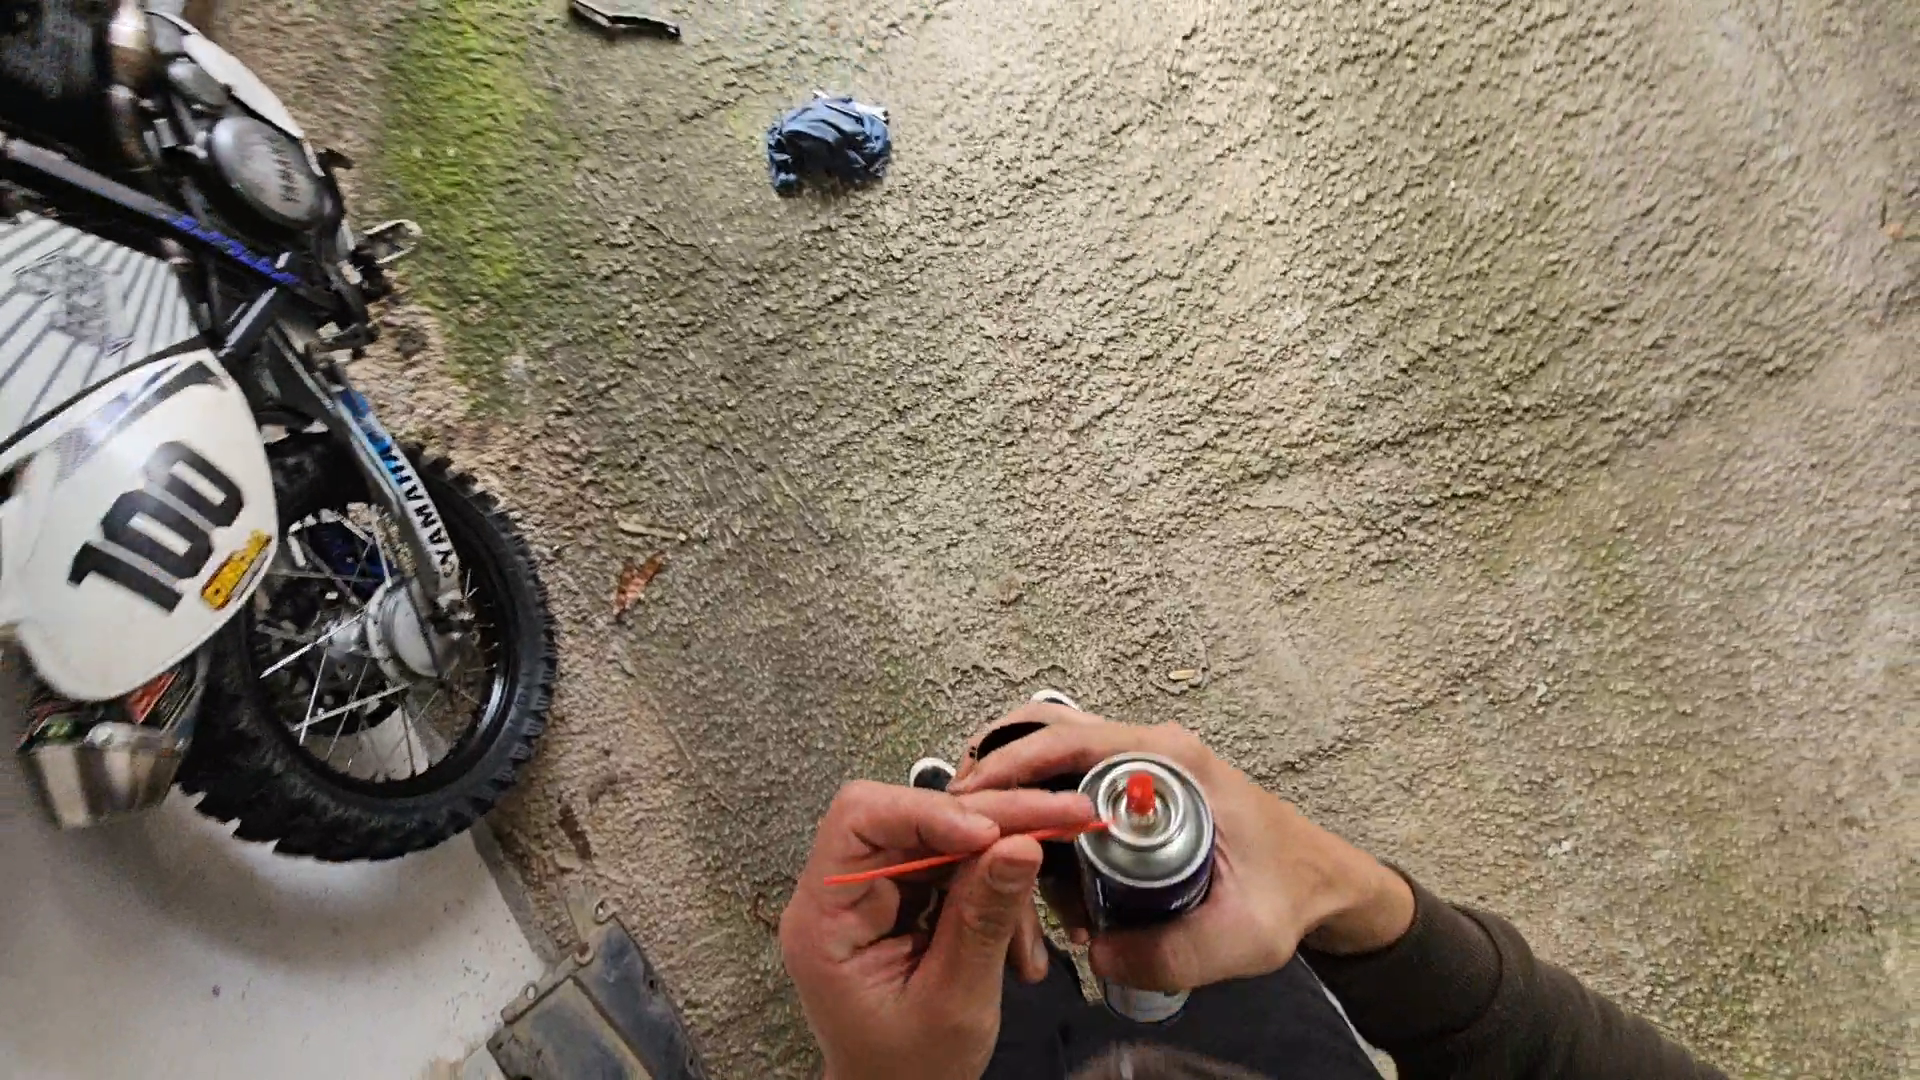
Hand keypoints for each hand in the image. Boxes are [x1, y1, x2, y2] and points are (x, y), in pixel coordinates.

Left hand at [781, 781, 1096, 1079]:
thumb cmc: (911, 1073)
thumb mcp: (953, 1003)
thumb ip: (984, 919)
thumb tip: (1022, 844)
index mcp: (824, 914)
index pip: (860, 817)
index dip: (925, 810)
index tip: (990, 832)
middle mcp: (845, 887)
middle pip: (914, 815)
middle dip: (991, 821)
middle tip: (1063, 816)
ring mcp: (879, 887)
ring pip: (947, 834)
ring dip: (1002, 867)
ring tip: (1031, 938)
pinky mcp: (909, 892)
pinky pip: (960, 863)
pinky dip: (999, 891)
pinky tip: (1021, 946)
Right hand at [950, 704, 1414, 992]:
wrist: (1318, 878)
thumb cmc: (1287, 891)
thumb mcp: (1245, 934)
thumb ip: (1172, 953)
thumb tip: (1094, 954)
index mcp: (1167, 757)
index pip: (1070, 740)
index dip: (1012, 767)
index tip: (970, 804)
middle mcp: (1146, 743)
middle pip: (1050, 729)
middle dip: (999, 764)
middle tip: (961, 812)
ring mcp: (1138, 756)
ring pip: (1054, 745)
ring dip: (1015, 779)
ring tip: (984, 831)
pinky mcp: (1133, 777)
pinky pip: (1069, 770)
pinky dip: (1036, 793)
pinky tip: (1023, 842)